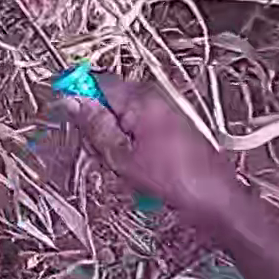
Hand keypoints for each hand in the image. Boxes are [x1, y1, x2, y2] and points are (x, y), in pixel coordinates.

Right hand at [58, 72, 244, 219]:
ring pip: (120, 112)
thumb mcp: (121, 156)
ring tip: (117, 159)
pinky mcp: (171, 123)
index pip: (96, 80)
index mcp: (140, 99)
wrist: (214, 198)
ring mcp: (165, 109)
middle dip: (94, 118)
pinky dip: (126, 139)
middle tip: (94, 146)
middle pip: (108, 96)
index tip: (64, 108)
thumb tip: (73, 102)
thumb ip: (95, 126)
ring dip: (110, 132)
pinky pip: (136, 122)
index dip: (76, 93)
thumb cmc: (174, 180)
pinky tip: (132, 162)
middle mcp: (154, 97)